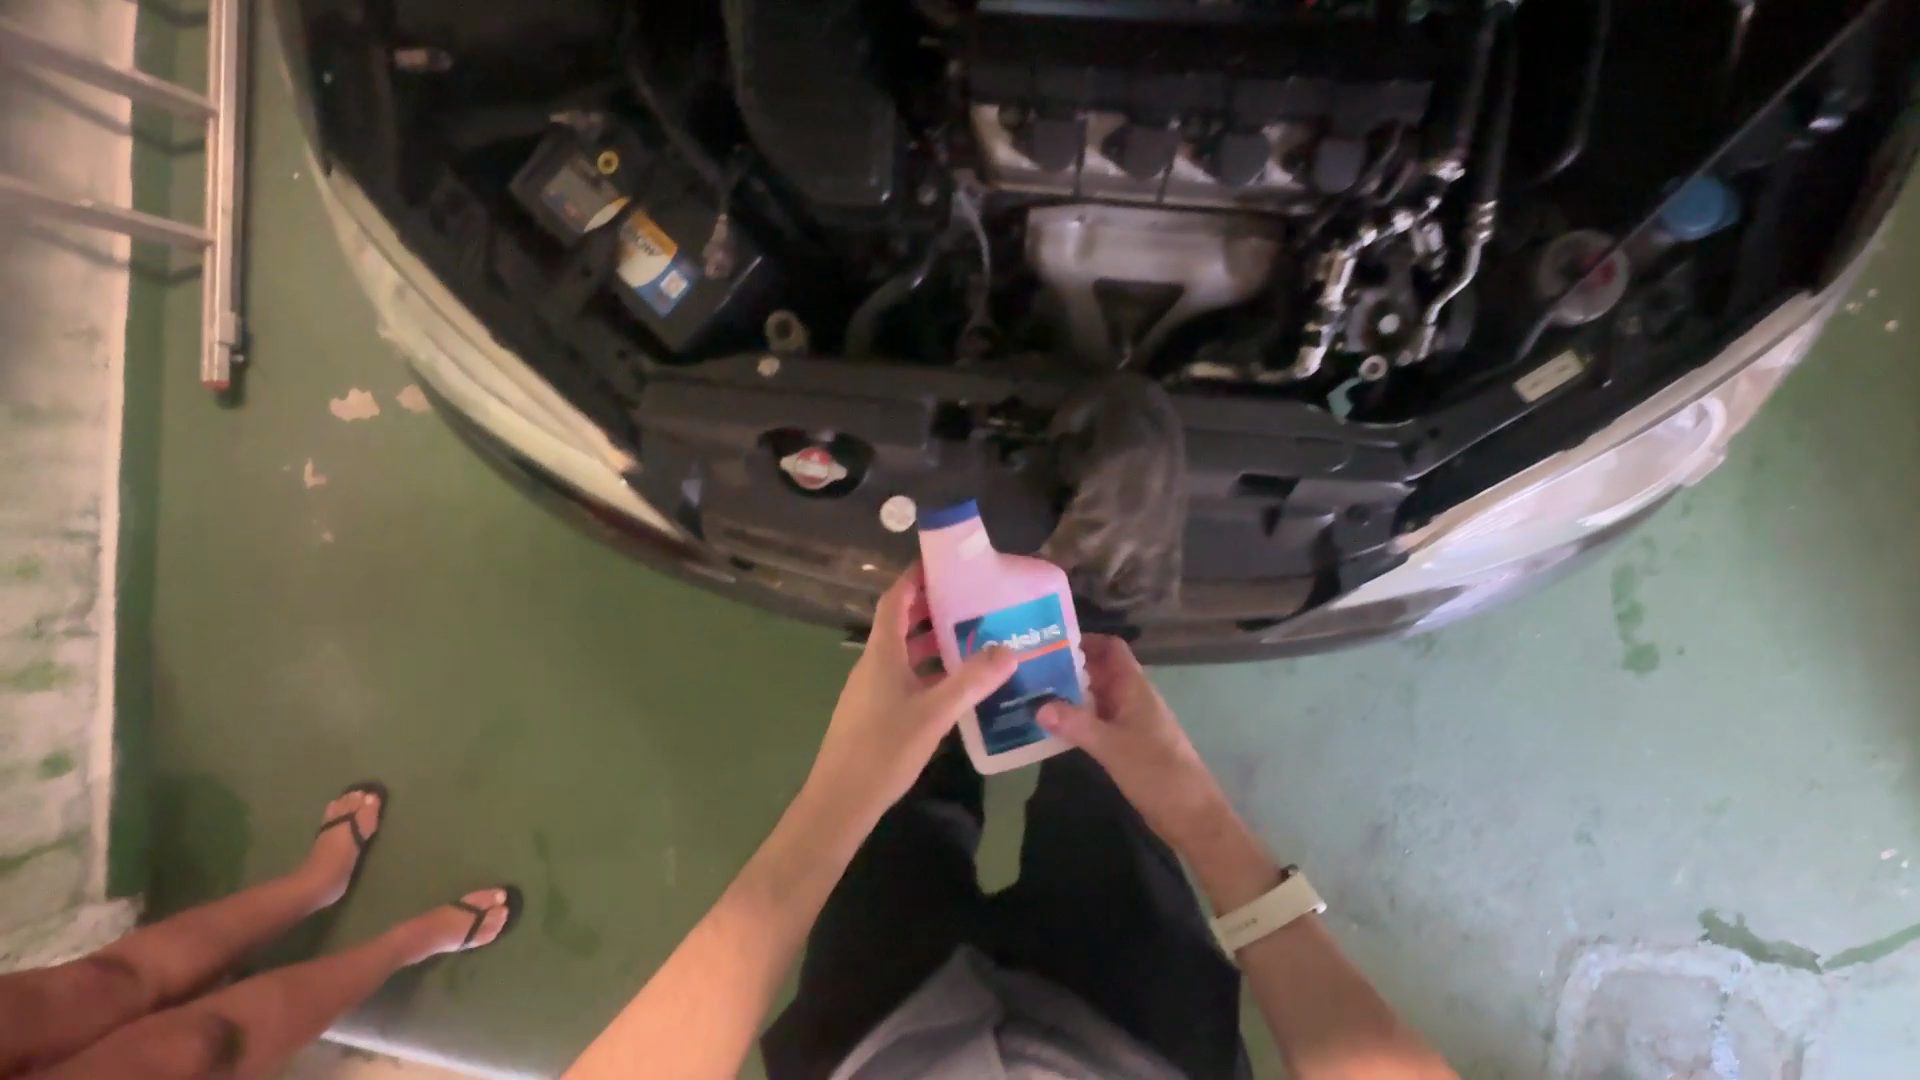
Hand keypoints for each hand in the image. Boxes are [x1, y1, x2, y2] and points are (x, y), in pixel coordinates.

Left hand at [805, 567, 1019, 822]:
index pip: (895, 600)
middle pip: (900, 625)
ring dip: (933, 643)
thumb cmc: (883, 749)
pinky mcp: (875, 713)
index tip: (943, 564)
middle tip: (972, 602)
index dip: (914, 578)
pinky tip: (954, 687)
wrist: (841, 801)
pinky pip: (904, 678)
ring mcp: (871, 690)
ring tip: (972, 640)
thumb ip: (971, 681)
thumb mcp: (934, 713)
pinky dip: (928, 671)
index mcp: (882, 654)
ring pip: (904, 654)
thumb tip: (1009, 649)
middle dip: (932, 609)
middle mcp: (874, 665)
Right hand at [1037, 635, 1234, 852]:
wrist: (1191, 815)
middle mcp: (1131, 699)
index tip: (1050, 643)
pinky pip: (1096, 722)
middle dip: (1067, 668)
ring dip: (1068, 695)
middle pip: (1099, 671)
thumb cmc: (1157, 772)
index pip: (1111, 649)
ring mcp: (1129, 723)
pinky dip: (1075, 720)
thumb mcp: (1111, 746)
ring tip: (1032, 695)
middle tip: (1030, 669)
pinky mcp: (1125, 745)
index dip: (1085, 640)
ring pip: (1095, 698)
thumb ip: (1075, 724)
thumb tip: (1038, 706)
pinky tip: (1051, 728)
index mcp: (1135, 688)